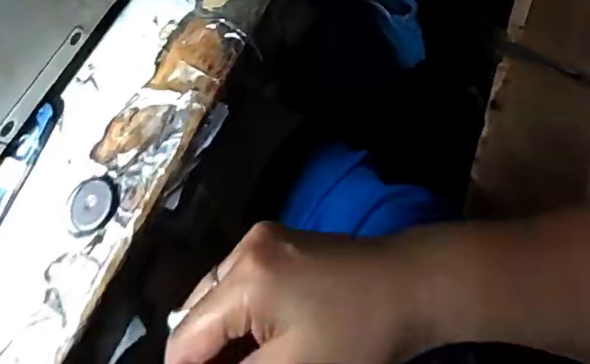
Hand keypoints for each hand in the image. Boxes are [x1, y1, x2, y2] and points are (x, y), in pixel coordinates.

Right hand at [166, 222, 426, 363]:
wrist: (406, 285)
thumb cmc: (354, 334)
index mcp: (246, 274)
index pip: (182, 341)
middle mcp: (246, 246)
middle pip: (196, 316)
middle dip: (204, 358)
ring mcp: (263, 238)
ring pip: (215, 301)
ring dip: (220, 341)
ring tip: (251, 363)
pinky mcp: (279, 242)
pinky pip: (238, 285)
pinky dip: (239, 319)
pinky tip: (259, 346)